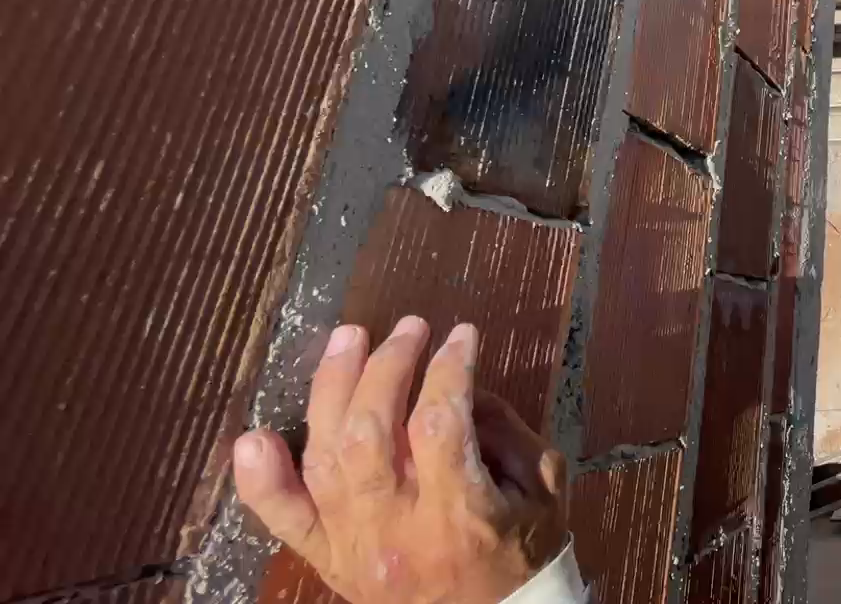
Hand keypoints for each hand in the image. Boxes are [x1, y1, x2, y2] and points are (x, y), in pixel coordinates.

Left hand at [234, 318, 567, 603]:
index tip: (463, 333)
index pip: (440, 424)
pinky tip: (253, 436)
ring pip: (325, 459)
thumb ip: (505, 431)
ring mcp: (350, 545)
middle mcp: (393, 527)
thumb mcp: (543, 480)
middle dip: (389, 367)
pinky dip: (260, 480)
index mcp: (458, 511)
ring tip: (348, 338)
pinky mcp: (326, 558)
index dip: (449, 369)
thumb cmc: (528, 544)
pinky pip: (283, 520)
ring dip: (332, 391)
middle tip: (411, 326)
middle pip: (372, 433)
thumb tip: (463, 389)